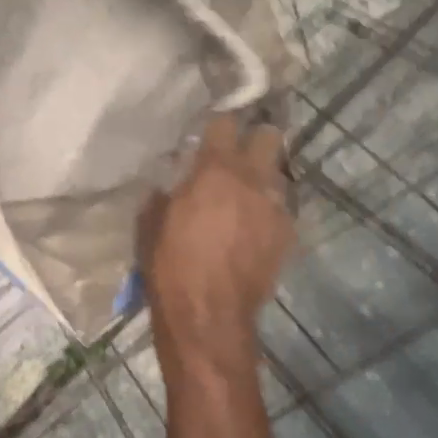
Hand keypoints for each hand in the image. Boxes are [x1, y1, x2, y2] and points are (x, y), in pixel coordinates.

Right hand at [139, 116, 292, 363]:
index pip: (225, 123)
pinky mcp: (287, 233)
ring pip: (277, 172)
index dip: (217, 123)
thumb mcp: (150, 225)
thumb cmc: (169, 267)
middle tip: (236, 154)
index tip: (208, 129)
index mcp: (214, 171)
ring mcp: (276, 206)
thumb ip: (164, 196)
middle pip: (269, 136)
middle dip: (254, 139)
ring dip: (261, 176)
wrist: (208, 314)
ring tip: (242, 194)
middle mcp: (253, 180)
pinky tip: (250, 226)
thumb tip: (170, 185)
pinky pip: (279, 207)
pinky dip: (266, 209)